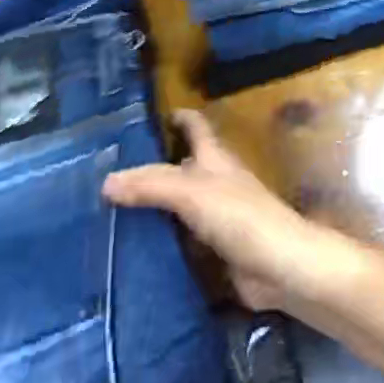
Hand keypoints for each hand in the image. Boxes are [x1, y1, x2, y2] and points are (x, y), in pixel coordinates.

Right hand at [103, 109, 366, 311]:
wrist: (278, 266)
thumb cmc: (239, 215)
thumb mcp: (190, 192)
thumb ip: (150, 184)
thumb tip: (105, 181)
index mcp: (215, 157)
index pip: (196, 126)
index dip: (178, 117)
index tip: (149, 116)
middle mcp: (216, 180)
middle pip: (183, 165)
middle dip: (154, 165)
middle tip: (111, 171)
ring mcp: (216, 215)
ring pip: (180, 203)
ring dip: (154, 205)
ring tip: (111, 210)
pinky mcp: (215, 248)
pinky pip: (182, 238)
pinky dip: (162, 238)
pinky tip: (135, 247)